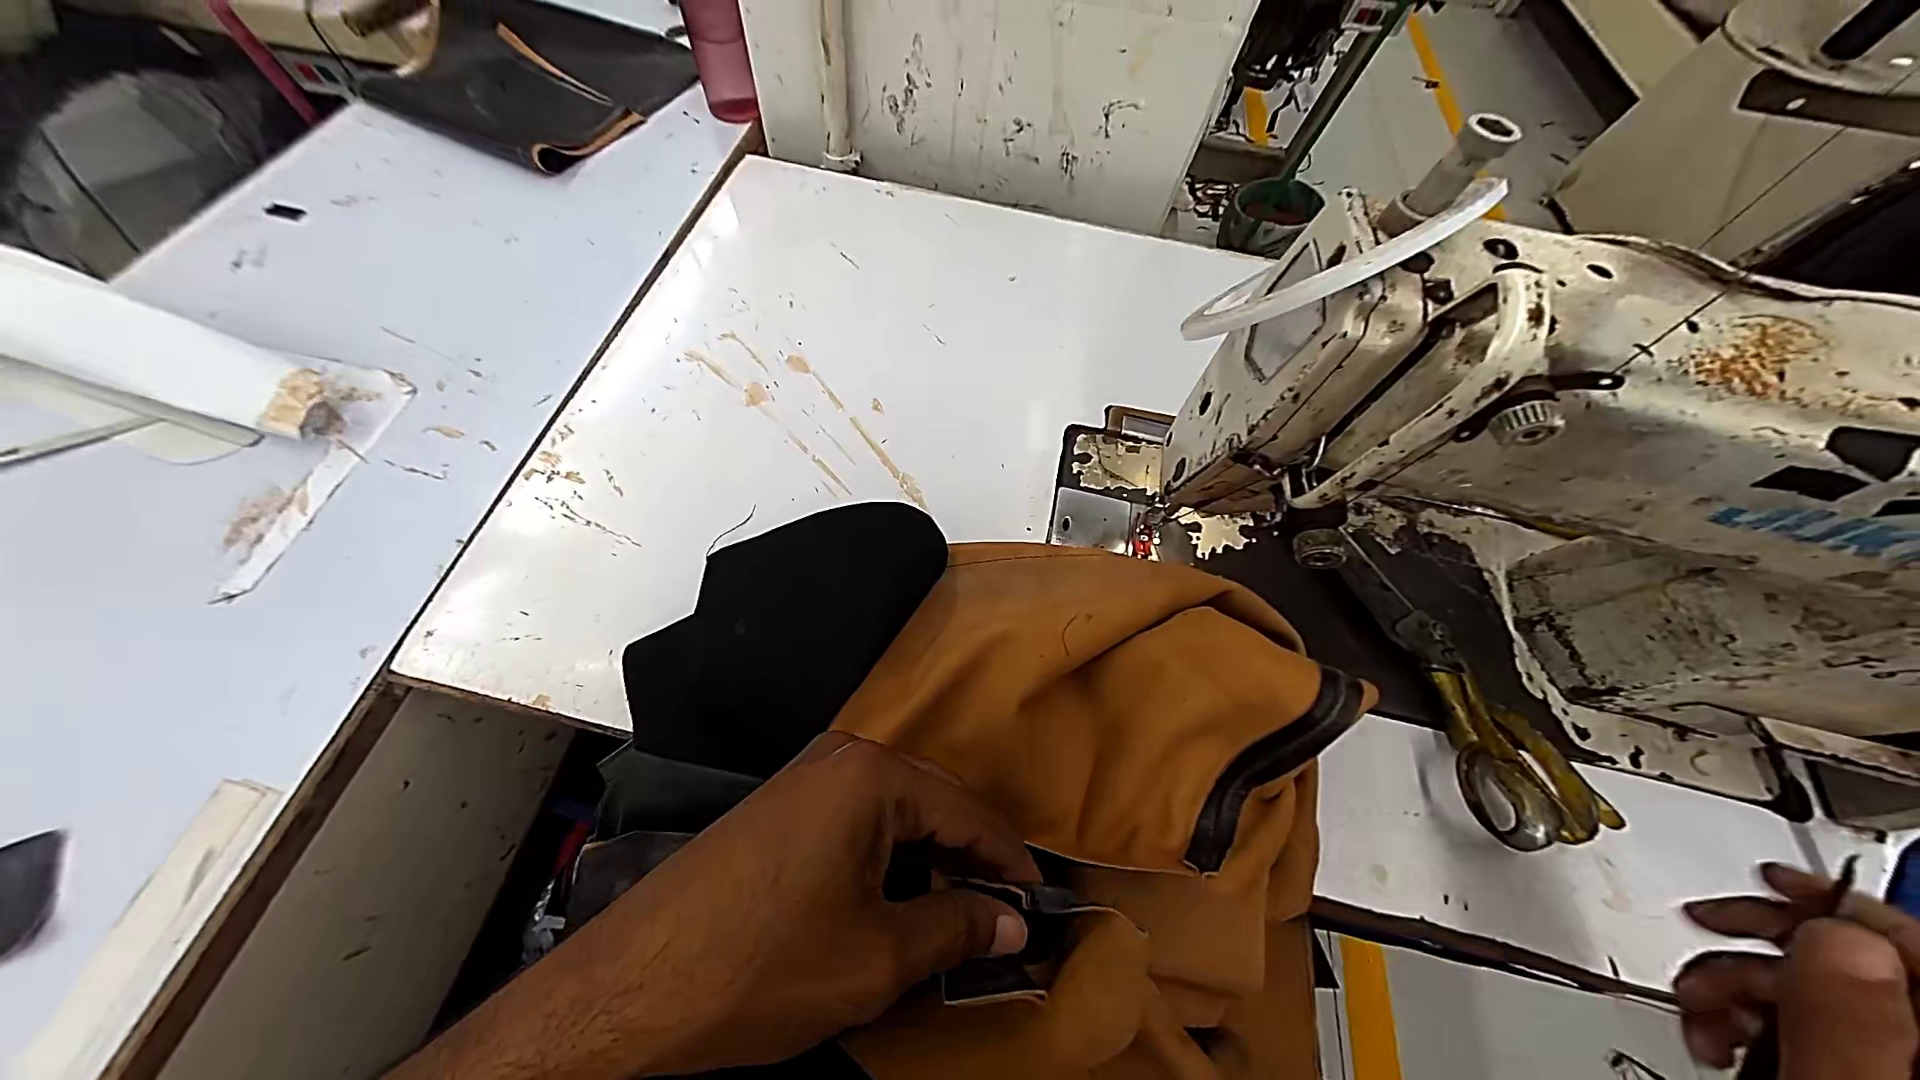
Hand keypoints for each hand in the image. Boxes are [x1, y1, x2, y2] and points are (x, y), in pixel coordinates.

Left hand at [389, 732, 1038, 1078]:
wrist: (630, 987)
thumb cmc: (764, 965)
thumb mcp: (876, 957)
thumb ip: (955, 928)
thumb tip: (1013, 921)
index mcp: (871, 775)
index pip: (965, 810)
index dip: (1008, 857)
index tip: (1039, 896)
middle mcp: (840, 757)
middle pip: (930, 801)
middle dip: (971, 853)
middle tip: (1003, 904)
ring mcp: (804, 775)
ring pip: (893, 808)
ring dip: (929, 852)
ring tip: (958, 902)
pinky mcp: (780, 802)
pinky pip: (856, 815)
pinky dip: (888, 851)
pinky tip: (895, 888)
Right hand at [1675, 863, 1918, 1078]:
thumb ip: (1849, 1020)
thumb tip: (1833, 931)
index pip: (1904, 945)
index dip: (1833, 901)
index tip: (1764, 876)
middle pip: (1849, 963)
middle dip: (1752, 948)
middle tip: (1699, 938)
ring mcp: (1892, 1068)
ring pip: (1812, 992)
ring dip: (1732, 984)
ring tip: (1701, 1011)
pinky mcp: (1855, 1072)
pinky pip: (1800, 1022)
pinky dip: (1743, 1015)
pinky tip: (1720, 1031)